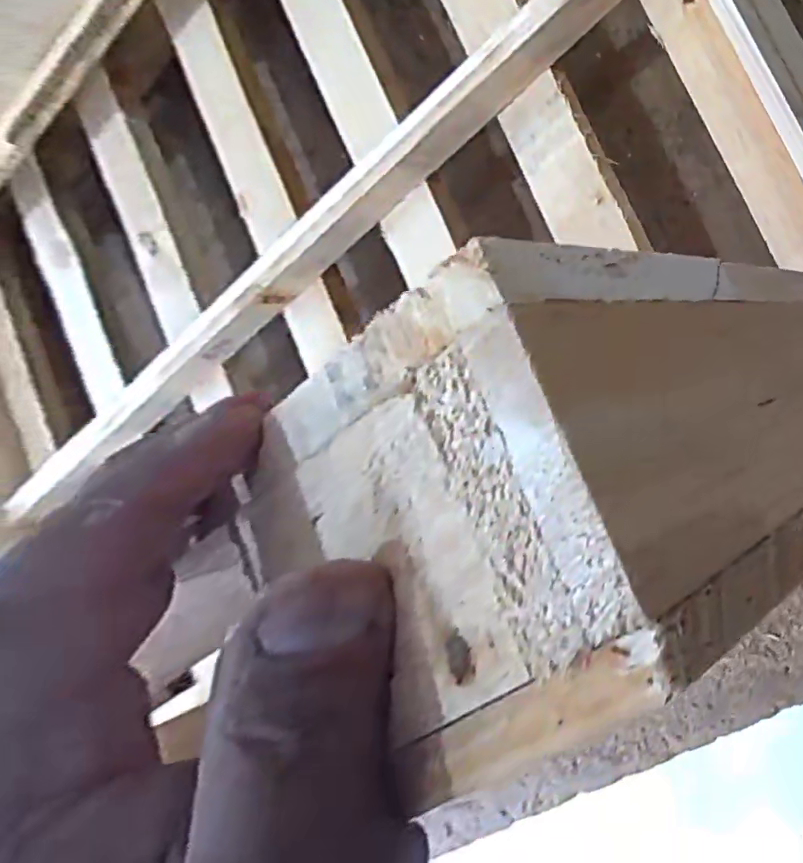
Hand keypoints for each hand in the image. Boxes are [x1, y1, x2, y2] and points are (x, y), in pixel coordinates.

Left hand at [0, 398, 423, 862]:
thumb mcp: (299, 861)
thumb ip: (299, 734)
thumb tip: (338, 581)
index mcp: (9, 791)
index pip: (57, 592)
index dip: (152, 488)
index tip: (244, 417)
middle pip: (24, 613)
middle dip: (131, 513)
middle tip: (235, 448)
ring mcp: (26, 801)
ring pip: (45, 650)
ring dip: (137, 560)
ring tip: (227, 507)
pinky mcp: (62, 819)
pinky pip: (85, 689)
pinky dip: (149, 622)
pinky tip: (222, 614)